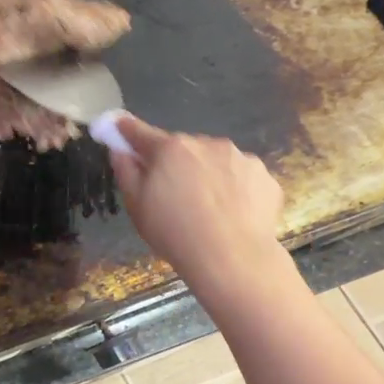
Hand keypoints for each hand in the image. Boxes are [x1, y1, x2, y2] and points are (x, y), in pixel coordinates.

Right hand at [108, 113, 286, 294]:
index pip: (140, 132)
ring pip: (214, 161)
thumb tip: (120, 150)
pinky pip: (240, 177)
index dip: (126, 130)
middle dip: (173, 163)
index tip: (117, 126)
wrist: (232, 256)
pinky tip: (229, 212)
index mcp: (170, 149)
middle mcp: (207, 144)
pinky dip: (232, 188)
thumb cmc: (173, 231)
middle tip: (169, 193)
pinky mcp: (265, 177)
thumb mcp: (136, 205)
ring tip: (204, 208)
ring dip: (205, 174)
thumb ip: (126, 172)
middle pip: (181, 148)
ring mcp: (241, 158)